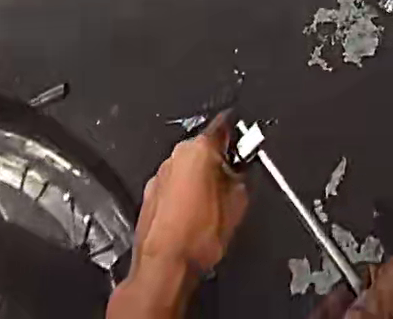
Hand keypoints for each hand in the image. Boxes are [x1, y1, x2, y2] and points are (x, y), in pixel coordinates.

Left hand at [131, 111, 249, 275]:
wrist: (164, 269)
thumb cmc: (198, 235)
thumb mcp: (239, 200)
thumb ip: (242, 173)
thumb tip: (241, 169)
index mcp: (201, 147)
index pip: (224, 123)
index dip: (238, 134)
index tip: (244, 142)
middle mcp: (177, 155)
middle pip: (204, 146)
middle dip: (217, 160)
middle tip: (230, 181)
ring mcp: (159, 175)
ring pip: (187, 167)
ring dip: (198, 178)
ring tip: (210, 205)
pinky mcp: (148, 196)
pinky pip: (172, 185)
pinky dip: (182, 194)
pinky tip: (191, 216)